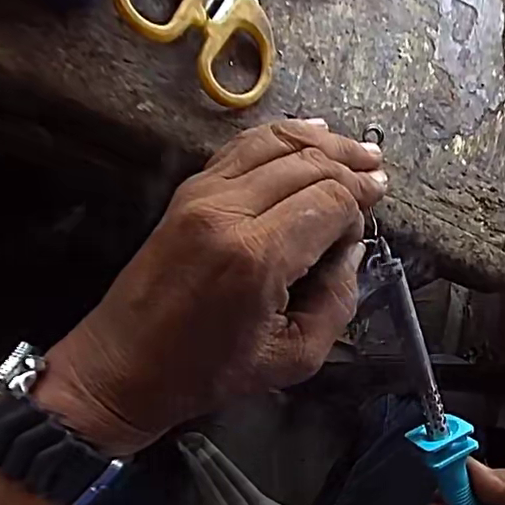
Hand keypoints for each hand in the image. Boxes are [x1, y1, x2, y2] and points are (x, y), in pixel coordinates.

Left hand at [37, 120, 386, 454]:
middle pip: (309, 164)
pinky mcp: (189, 192)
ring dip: (325, 143)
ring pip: (278, 143)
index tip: (360, 234)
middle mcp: (229, 211)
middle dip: (352, 169)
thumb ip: (338, 301)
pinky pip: (244, 147)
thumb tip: (350, 250)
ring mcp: (203, 194)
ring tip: (360, 151)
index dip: (358, 209)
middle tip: (379, 178)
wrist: (124, 366)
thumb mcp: (296, 357)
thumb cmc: (210, 372)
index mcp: (257, 256)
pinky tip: (313, 132)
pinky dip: (283, 135)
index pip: (330, 201)